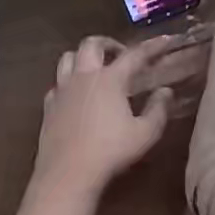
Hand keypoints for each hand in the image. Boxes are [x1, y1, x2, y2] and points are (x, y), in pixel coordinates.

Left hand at [33, 36, 172, 196]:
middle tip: (121, 54)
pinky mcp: (49, 107)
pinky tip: (77, 95)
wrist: (68, 174)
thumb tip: (165, 91)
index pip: (135, 54)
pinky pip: (57, 84)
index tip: (166, 40)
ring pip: (67, 58)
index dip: (152, 46)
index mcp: (110, 79)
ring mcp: (62, 90)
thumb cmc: (111, 151)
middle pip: (91, 44)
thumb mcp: (146, 133)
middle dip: (109, 43)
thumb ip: (159, 109)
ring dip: (83, 57)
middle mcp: (84, 77)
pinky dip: (68, 82)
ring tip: (96, 69)